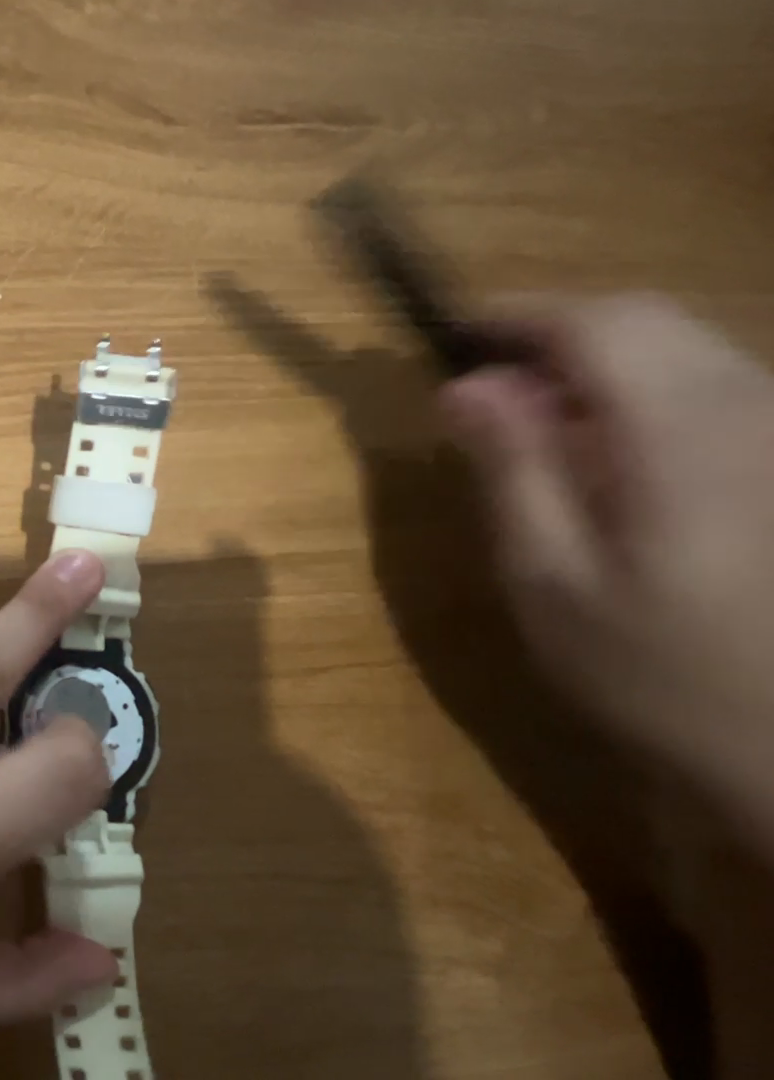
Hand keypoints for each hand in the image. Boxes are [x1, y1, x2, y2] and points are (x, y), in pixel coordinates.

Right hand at [441, 294, 773, 843]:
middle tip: (481, 391)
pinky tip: (613, 462)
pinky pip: (721, 394)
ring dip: (599, 371)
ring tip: (535, 431)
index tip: (450, 334)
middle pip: (651, 324)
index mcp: (686, 437)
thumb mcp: (551, 580)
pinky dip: (646, 401)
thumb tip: (467, 388)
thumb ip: (513, 472)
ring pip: (690, 354)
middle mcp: (761, 412)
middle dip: (554, 338)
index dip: (518, 314)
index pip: (601, 324)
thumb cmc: (661, 674)